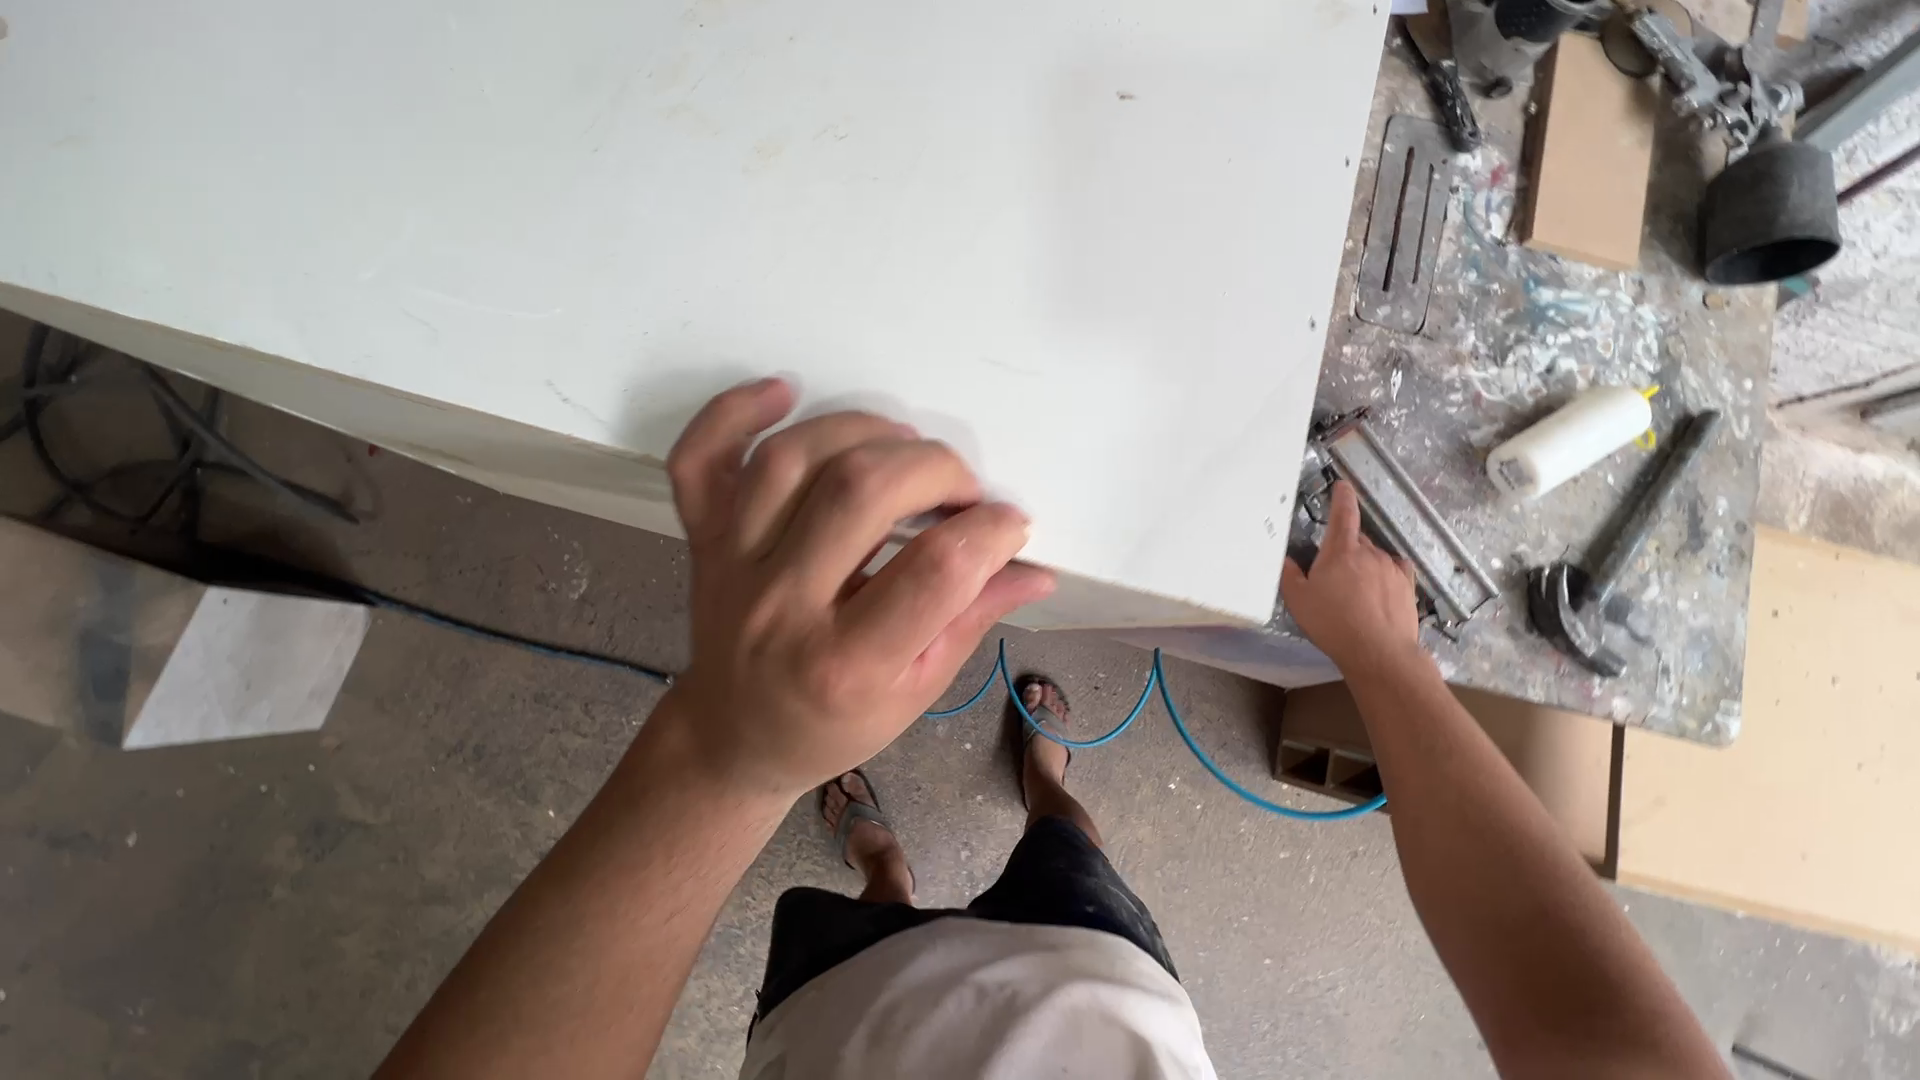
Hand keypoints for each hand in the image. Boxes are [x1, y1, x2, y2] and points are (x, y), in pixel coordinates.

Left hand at [658, 377, 1055, 800]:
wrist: (733, 737)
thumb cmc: (834, 724)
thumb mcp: (916, 692)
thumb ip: (973, 620)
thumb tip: (1036, 567)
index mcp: (848, 665)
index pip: (936, 570)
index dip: (989, 531)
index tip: (1008, 522)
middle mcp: (782, 607)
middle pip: (861, 491)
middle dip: (934, 469)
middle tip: (959, 488)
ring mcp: (732, 566)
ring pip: (791, 459)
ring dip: (862, 430)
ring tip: (903, 446)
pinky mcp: (702, 539)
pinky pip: (700, 458)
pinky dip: (733, 409)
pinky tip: (785, 391)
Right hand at [1281, 480, 1420, 675]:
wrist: (1378, 650)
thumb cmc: (1332, 623)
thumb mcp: (1297, 600)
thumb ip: (1290, 574)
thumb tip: (1287, 558)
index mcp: (1340, 551)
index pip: (1343, 514)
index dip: (1342, 497)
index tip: (1342, 485)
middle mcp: (1369, 553)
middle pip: (1356, 539)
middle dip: (1345, 547)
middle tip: (1332, 571)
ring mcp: (1391, 568)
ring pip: (1374, 555)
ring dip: (1363, 564)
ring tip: (1353, 590)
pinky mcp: (1407, 585)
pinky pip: (1394, 568)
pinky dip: (1385, 572)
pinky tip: (1379, 586)